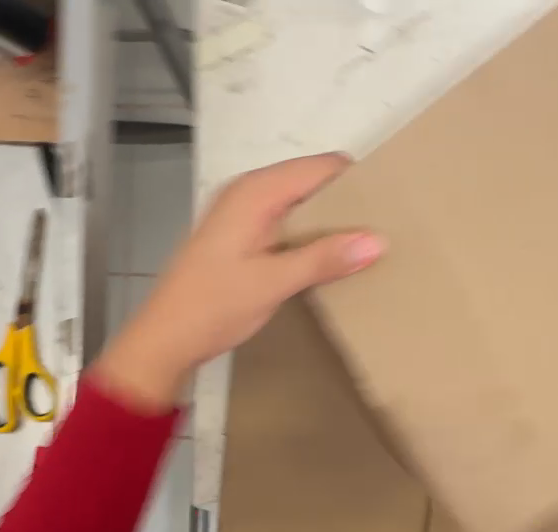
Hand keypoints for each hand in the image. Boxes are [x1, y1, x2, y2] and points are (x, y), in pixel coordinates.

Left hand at [91, 153, 384, 411]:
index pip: (321, 167)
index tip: (392, 205)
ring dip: (328, 224)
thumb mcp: (272, 283)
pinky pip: (285, 225)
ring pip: (299, 206)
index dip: (357, 182)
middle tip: (383, 232)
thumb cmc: (213, 307)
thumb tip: (377, 240)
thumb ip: (323, 259)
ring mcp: (241, 215)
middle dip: (346, 203)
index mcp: (255, 192)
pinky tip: (327, 263)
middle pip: (311, 182)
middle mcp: (248, 193)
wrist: (165, 339)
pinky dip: (308, 238)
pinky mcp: (239, 239)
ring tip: (364, 248)